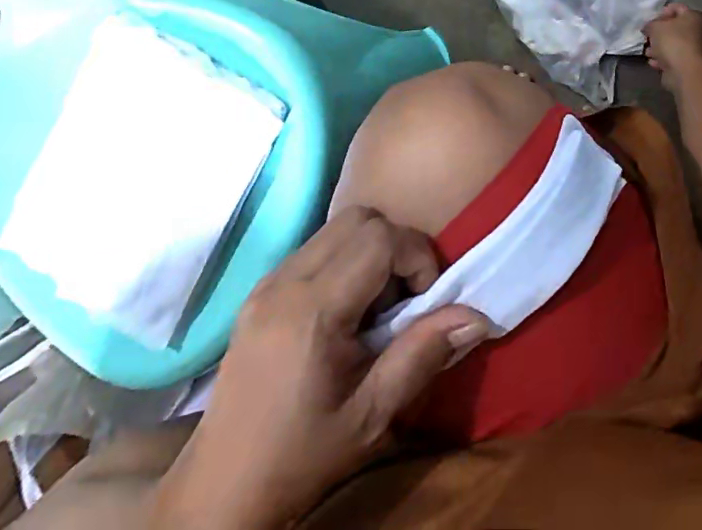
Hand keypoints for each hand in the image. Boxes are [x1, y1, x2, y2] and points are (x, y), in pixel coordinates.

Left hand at [152, 208, 489, 528]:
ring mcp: (268, 279)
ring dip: (369, 252)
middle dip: (395, 247)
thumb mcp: (373, 414)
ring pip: (336, 227)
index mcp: (313, 309)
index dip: (415, 257)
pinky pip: (315, 247)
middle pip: (358, 218)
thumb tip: (478, 315)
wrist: (223, 483)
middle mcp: (286, 279)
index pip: (378, 237)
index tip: (424, 302)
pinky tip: (344, 313)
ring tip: (374, 310)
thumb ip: (424, 354)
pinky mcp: (260, 288)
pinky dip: (344, 261)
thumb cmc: (303, 453)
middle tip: (402, 302)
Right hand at [645, 3, 701, 91]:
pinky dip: (662, 59)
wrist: (684, 71)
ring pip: (672, 44)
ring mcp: (693, 48)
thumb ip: (650, 24)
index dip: (662, 11)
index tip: (651, 20)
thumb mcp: (655, 27)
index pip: (677, 7)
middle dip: (658, 33)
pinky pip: (672, 57)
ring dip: (658, 47)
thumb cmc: (671, 42)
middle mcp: (695, 31)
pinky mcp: (687, 63)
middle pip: (674, 28)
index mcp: (692, 17)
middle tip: (648, 36)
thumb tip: (649, 27)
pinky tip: (653, 62)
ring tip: (648, 52)